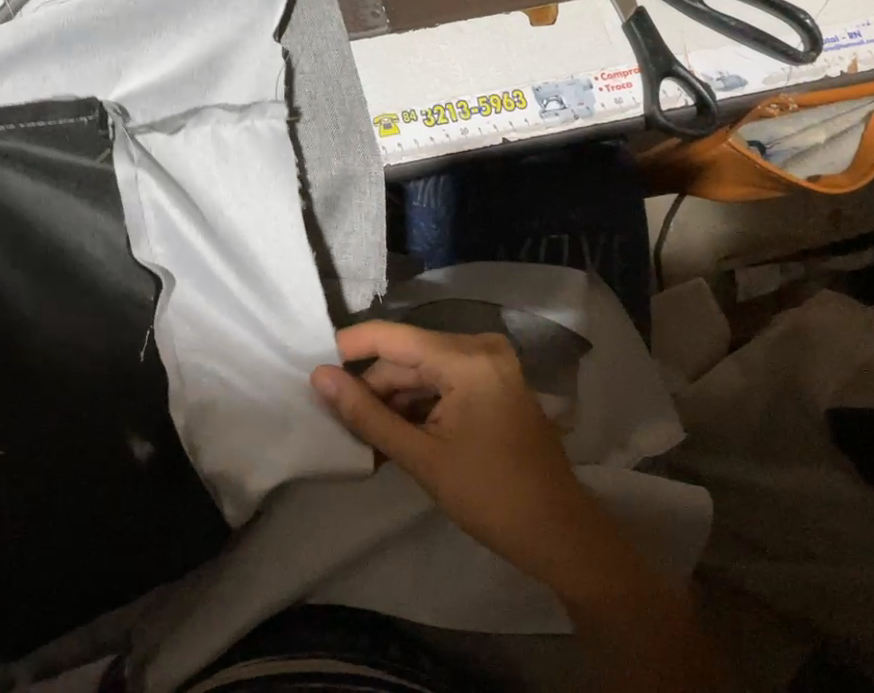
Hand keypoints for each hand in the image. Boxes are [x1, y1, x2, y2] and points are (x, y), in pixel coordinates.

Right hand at [310, 321, 610, 592]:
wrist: (561, 536)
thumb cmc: (490, 496)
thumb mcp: (420, 456)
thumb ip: (365, 414)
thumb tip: (318, 377)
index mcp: (466, 359)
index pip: (391, 337)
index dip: (348, 349)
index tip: (312, 371)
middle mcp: (480, 349)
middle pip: (406, 359)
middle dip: (373, 391)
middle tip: (342, 427)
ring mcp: (491, 367)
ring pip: (421, 374)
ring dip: (393, 404)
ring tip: (367, 442)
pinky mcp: (495, 386)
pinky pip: (443, 385)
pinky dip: (418, 409)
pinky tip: (396, 440)